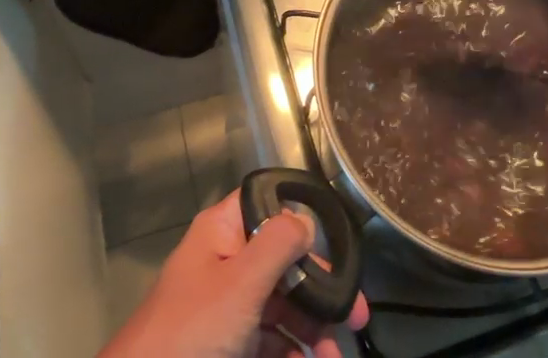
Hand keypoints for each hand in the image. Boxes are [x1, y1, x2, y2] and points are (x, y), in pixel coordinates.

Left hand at [99, 190, 369, 357]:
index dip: (301, 217)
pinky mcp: (230, 343)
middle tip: (355, 315)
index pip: (267, 204)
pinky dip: (295, 351)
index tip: (337, 243)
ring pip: (284, 305)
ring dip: (314, 329)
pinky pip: (272, 339)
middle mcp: (228, 262)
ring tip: (335, 353)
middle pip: (285, 262)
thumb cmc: (192, 329)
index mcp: (223, 233)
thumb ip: (278, 245)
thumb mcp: (240, 283)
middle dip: (321, 289)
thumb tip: (306, 219)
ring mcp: (229, 306)